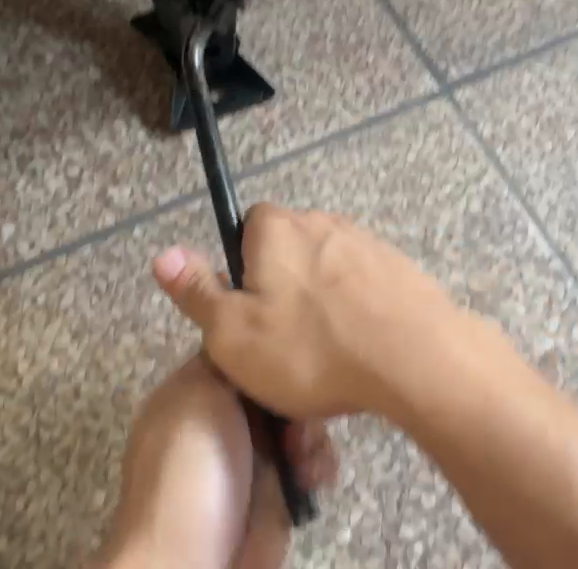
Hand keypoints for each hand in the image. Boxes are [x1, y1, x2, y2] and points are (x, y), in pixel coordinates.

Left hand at [98, 355, 338, 568]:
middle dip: (301, 398)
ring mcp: (252, 455)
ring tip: (302, 459)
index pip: (244, 352)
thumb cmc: (192, 467)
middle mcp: (225, 419)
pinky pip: (312, 461)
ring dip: (313, 436)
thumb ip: (225, 357)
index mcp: (195, 391)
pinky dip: (319, 465)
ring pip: (302, 421)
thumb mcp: (198, 392)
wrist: (193, 561)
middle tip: (296, 423)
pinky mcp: (278, 489)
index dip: (272, 350)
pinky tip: (313, 478)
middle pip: (281, 386)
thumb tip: (245, 331)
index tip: (296, 353)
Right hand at [151, 203, 485, 419]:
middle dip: (282, 287)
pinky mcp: (399, 268)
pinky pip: (363, 286)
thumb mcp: (233, 334)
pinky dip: (357, 311)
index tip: (248, 311)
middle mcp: (322, 221)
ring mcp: (366, 242)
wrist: (414, 356)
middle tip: (282, 342)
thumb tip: (162, 253)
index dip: (241, 268)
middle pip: (288, 249)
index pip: (247, 226)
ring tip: (325, 355)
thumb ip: (197, 292)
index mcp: (277, 228)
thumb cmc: (312, 348)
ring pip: (328, 270)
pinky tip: (361, 350)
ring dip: (322, 302)